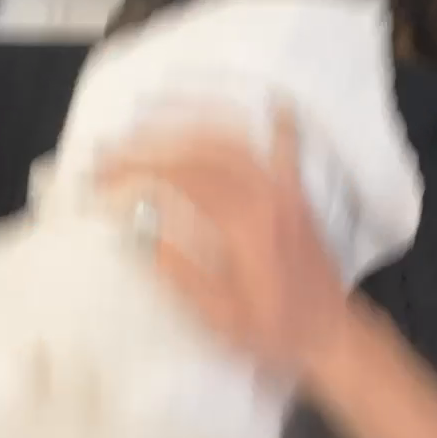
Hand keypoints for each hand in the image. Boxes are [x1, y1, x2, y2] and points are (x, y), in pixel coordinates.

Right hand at [101, 109, 349, 376]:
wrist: (331, 334)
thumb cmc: (276, 331)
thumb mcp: (219, 316)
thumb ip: (180, 271)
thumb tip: (143, 234)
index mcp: (242, 225)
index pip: (178, 179)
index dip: (136, 171)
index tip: (104, 175)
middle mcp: (265, 197)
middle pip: (199, 152)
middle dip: (150, 144)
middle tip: (115, 149)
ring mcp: (284, 192)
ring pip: (234, 140)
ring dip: (191, 121)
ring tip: (155, 113)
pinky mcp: (297, 196)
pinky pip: (287, 148)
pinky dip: (276, 124)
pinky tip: (270, 103)